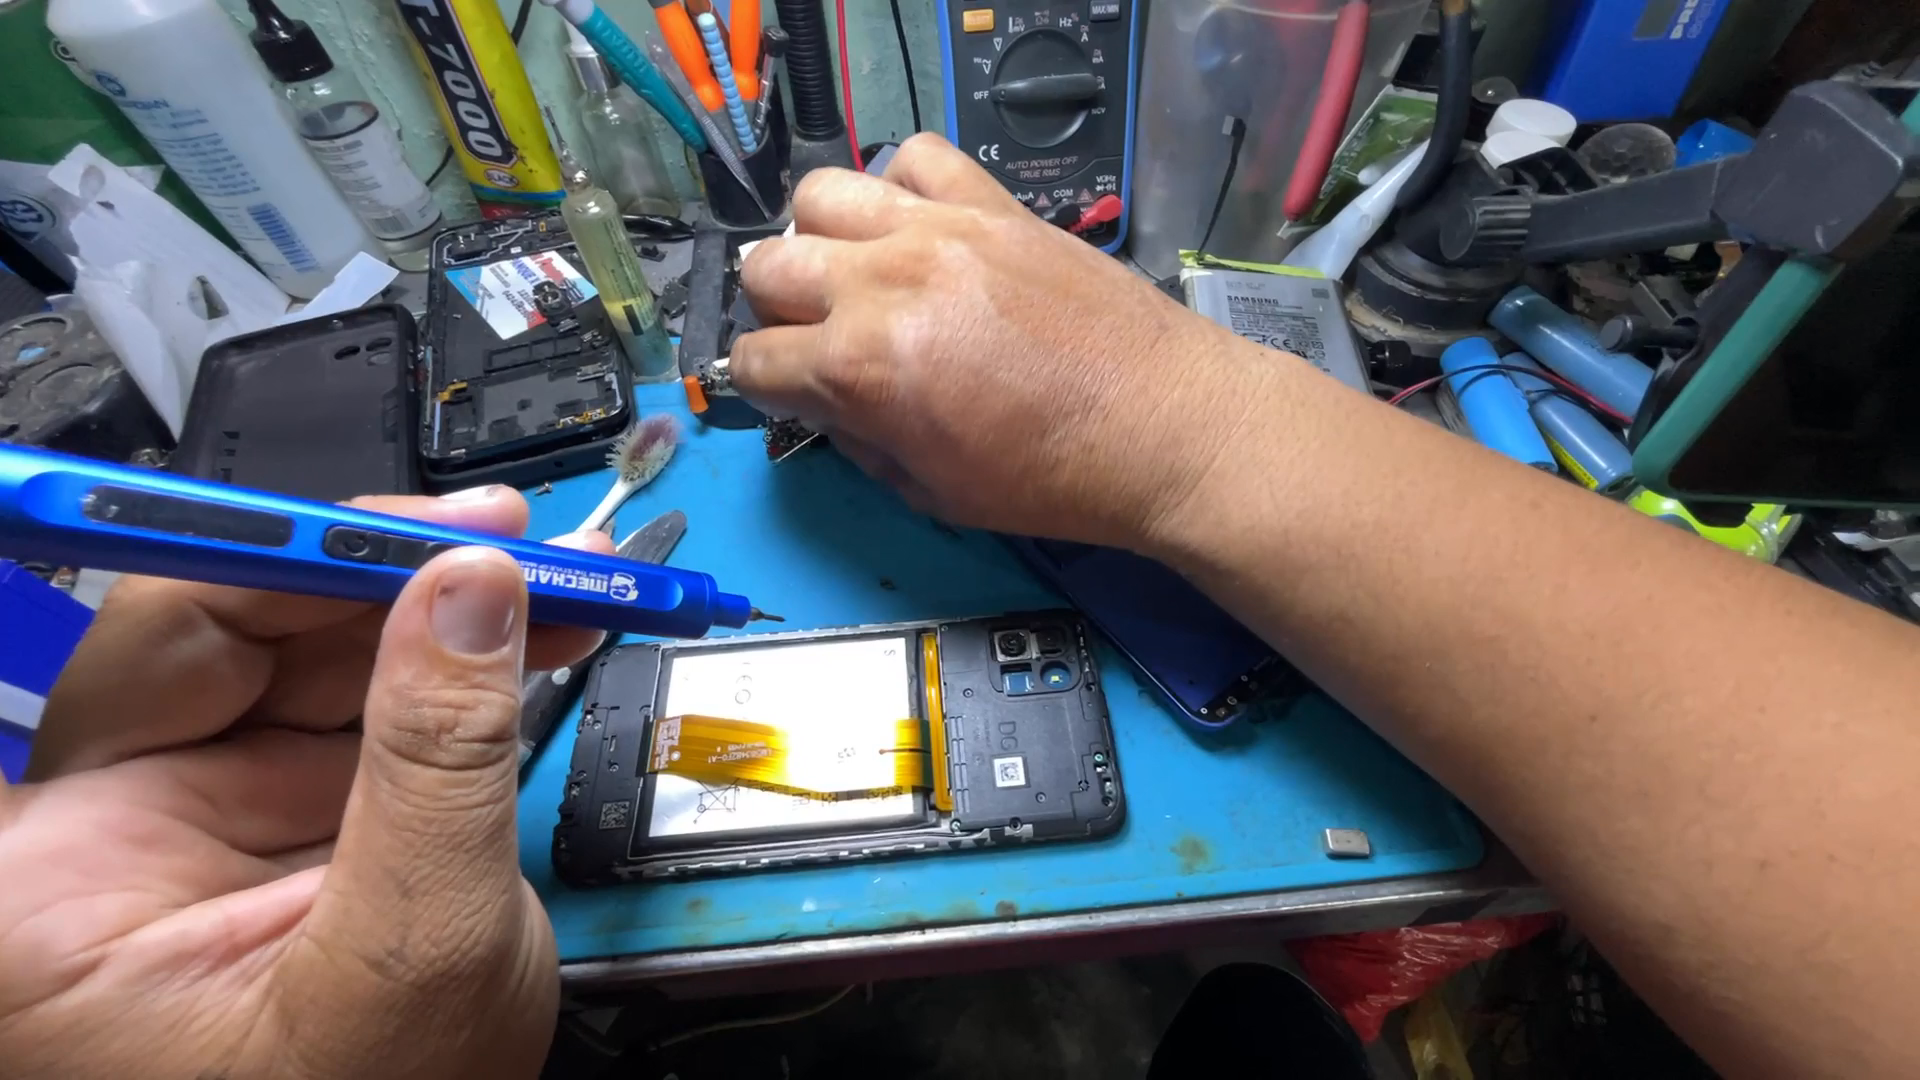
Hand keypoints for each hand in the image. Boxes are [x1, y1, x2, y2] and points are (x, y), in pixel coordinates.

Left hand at [0, 488, 608, 1078]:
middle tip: (528, 541)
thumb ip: (441, 757)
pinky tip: (552, 636)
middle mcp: (121, 822)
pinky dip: (481, 662)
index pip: (172, 640)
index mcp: (54, 874)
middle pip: (260, 631)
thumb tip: (475, 584)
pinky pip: (396, 703)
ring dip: (465, 609)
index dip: (305, 558)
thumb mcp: (420, 941)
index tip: (445, 528)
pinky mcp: (317, 808)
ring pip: (344, 655)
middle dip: (408, 574)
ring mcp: (228, 810)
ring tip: (576, 583)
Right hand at [733, 134, 1271, 550]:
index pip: (756, 362)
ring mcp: (938, 228)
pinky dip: (901, 189)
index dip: (764, 388)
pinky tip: (922, 230)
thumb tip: (828, 405)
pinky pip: (916, 156)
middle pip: (767, 265)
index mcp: (860, 369)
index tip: (790, 395)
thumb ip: (860, 442)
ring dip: (822, 241)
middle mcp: (881, 282)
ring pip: (820, 194)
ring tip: (860, 274)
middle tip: (820, 337)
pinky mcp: (993, 201)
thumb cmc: (1049, 481)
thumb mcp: (931, 494)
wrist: (1161, 428)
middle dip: (778, 311)